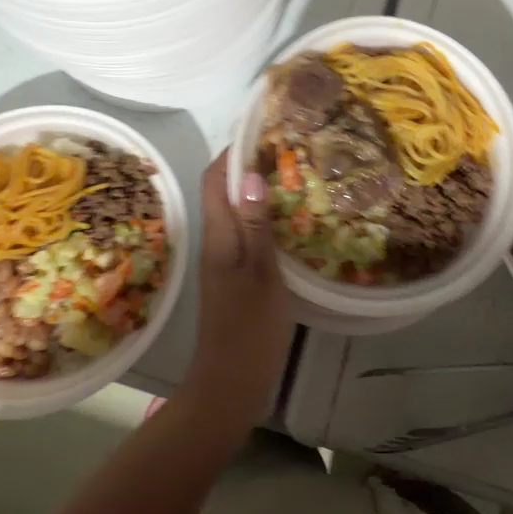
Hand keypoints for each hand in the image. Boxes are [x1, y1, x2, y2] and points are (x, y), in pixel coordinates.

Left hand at [179, 150, 292, 429]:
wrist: (231, 384)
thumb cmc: (248, 328)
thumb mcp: (260, 273)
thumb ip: (256, 224)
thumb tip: (252, 173)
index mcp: (218, 234)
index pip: (215, 177)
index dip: (234, 149)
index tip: (264, 129)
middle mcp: (217, 239)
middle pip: (225, 189)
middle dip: (250, 164)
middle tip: (289, 149)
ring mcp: (225, 259)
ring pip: (237, 209)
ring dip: (259, 189)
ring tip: (297, 175)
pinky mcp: (236, 275)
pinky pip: (246, 231)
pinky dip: (265, 216)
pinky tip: (293, 220)